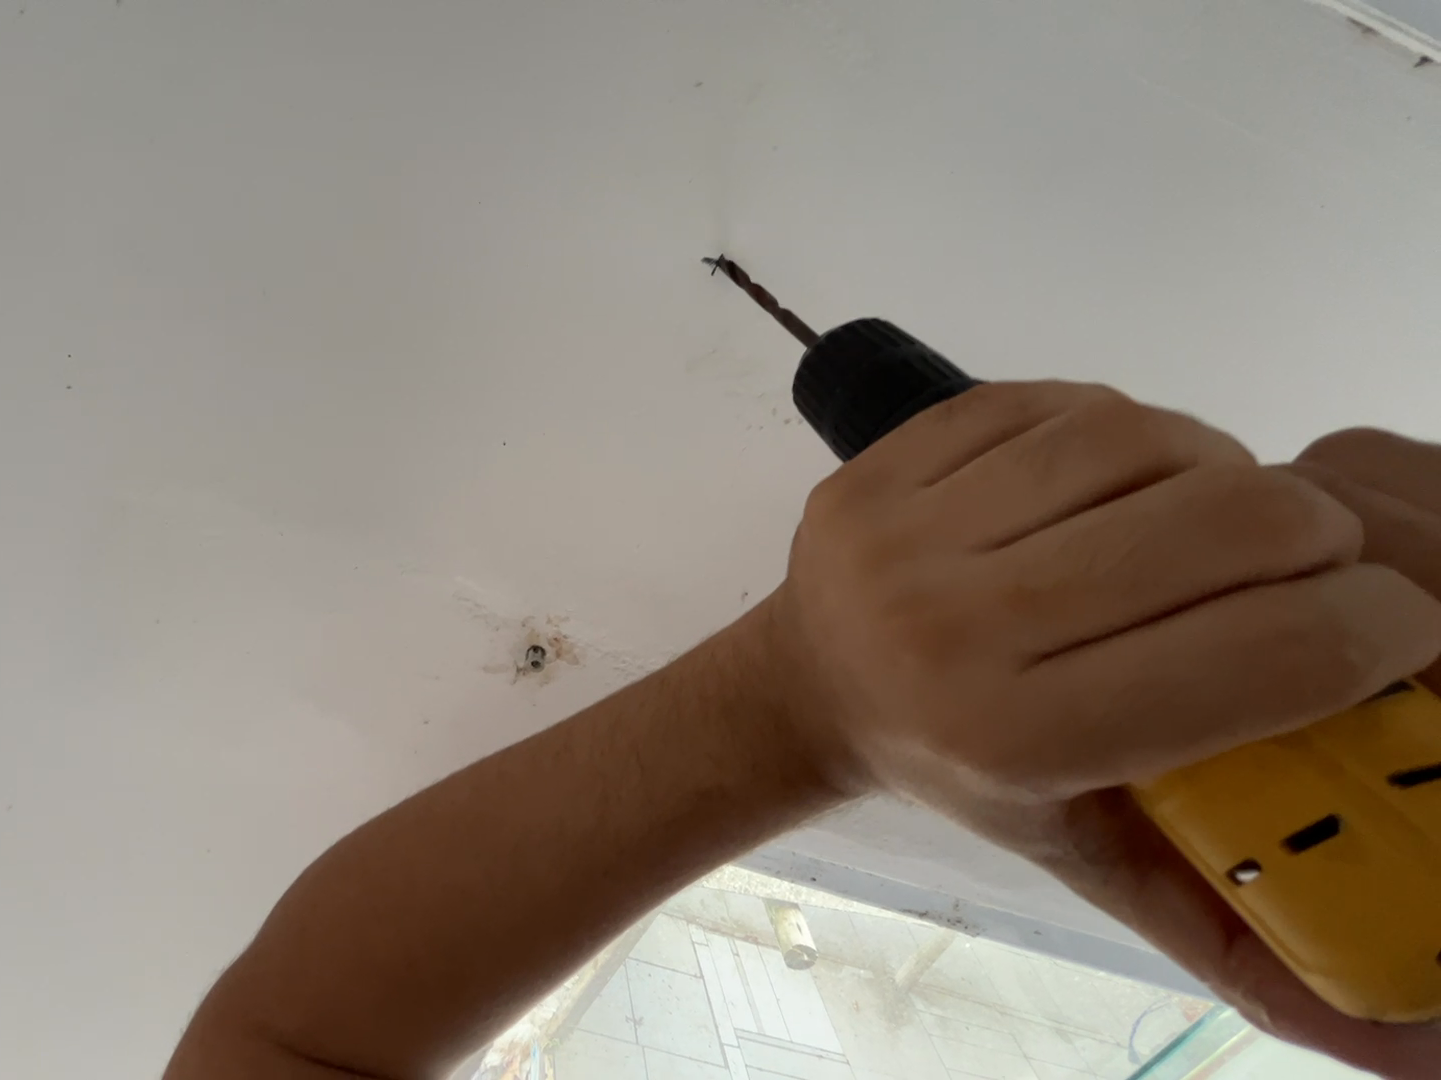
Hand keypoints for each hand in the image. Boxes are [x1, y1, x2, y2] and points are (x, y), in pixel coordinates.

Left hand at [764, 383, 1440, 1075]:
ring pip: (1133, 440)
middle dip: (1310, 531)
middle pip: (1221, 521)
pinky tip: (1102, 471)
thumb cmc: (950, 761)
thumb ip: (1224, 919)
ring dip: (1207, 460)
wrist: (805, 682)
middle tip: (1295, 554)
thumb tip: (1417, 1050)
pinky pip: (1037, 403)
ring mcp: (897, 534)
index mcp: (1011, 732)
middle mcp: (947, 625)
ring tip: (1195, 506)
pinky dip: (1104, 422)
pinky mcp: (869, 472)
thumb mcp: (1074, 847)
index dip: (1381, 624)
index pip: (1272, 651)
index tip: (1383, 622)